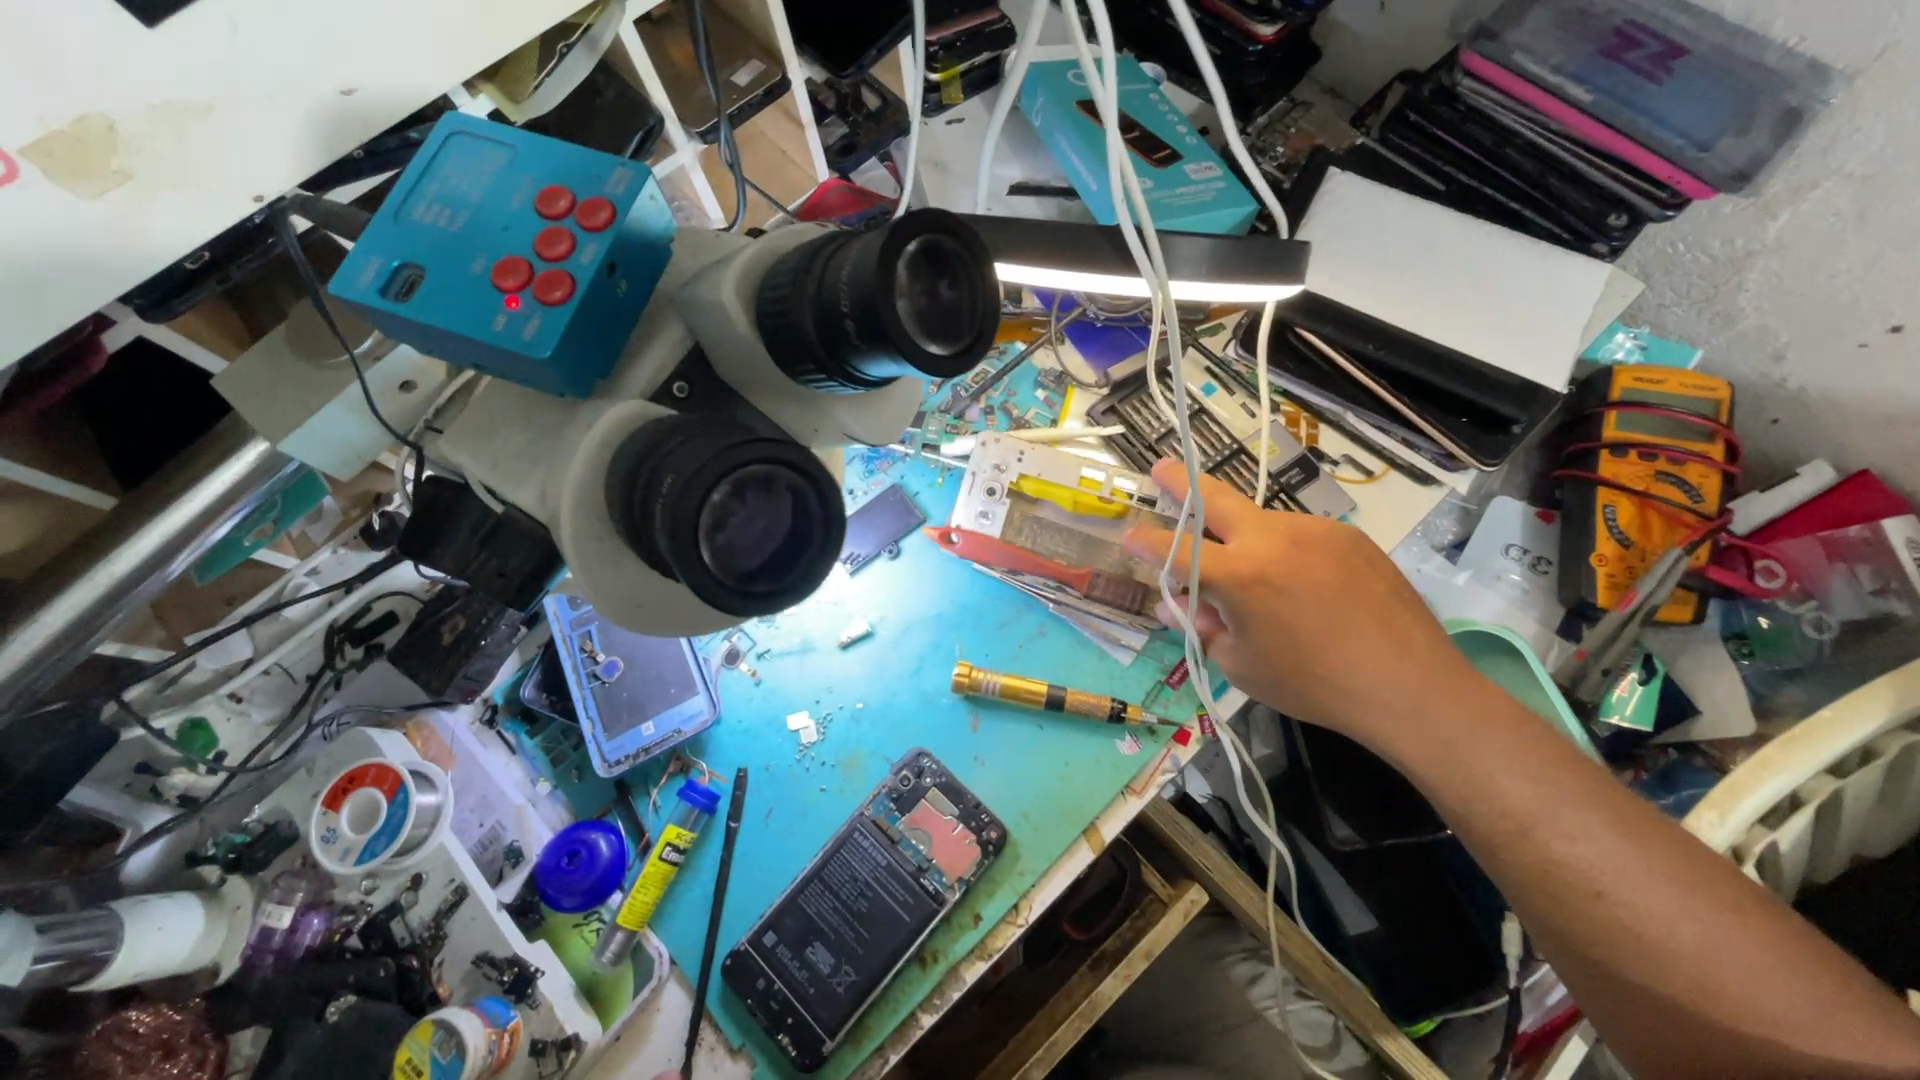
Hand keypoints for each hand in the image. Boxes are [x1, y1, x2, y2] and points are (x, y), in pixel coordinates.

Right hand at [1122, 459, 1478, 752]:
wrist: (1409, 685)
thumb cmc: (1313, 685)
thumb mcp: (1241, 666)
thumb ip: (1204, 627)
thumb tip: (1183, 603)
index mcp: (1241, 575)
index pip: (1178, 551)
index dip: (1148, 543)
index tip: (1130, 535)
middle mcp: (1274, 538)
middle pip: (1217, 499)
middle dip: (1183, 482)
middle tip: (1162, 466)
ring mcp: (1316, 531)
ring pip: (1264, 524)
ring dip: (1247, 539)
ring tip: (1262, 582)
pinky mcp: (1350, 536)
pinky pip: (1302, 537)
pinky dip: (1288, 553)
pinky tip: (1307, 588)